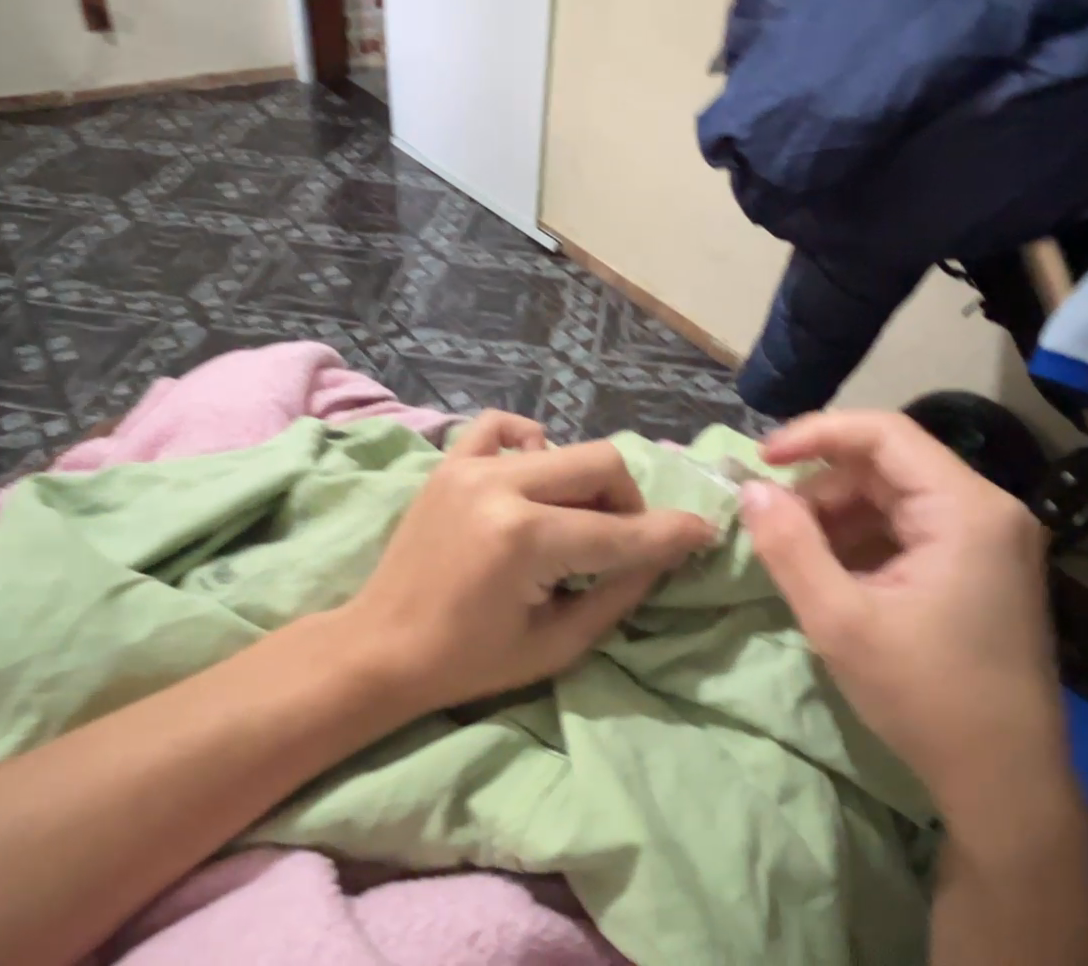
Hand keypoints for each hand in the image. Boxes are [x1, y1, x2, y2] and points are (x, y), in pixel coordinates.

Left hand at [339, 421, 714, 713]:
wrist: (380, 648)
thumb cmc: (469, 661)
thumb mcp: (557, 643)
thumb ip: (619, 592)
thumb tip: (665, 552)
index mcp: (525, 539)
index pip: (621, 531)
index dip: (672, 534)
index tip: (707, 531)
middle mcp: (500, 486)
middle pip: (602, 464)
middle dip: (630, 503)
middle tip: (623, 540)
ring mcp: (469, 466)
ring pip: (564, 445)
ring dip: (586, 481)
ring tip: (572, 521)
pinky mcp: (448, 463)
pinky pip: (502, 426)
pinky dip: (531, 443)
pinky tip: (533, 476)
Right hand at [739, 411, 1060, 803]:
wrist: (1004, 780)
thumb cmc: (924, 696)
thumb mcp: (839, 621)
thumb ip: (789, 547)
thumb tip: (750, 490)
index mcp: (966, 509)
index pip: (884, 434)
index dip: (816, 434)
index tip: (762, 459)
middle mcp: (987, 509)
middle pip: (889, 465)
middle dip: (822, 487)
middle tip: (773, 523)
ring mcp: (989, 539)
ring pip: (896, 498)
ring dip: (839, 516)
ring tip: (797, 555)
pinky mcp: (981, 567)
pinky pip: (910, 529)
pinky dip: (864, 540)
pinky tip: (833, 574)